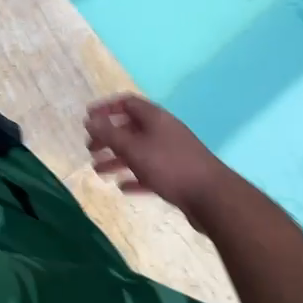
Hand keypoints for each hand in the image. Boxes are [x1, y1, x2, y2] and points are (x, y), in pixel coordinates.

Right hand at [85, 93, 237, 225]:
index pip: (126, 103)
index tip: (88, 119)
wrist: (214, 199)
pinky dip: (135, 178)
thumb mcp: (133, 147)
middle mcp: (163, 131)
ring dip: (117, 160)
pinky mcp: (179, 177)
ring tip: (99, 171)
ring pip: (139, 152)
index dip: (106, 108)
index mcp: (154, 118)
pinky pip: (151, 172)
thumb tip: (89, 120)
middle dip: (108, 138)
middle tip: (90, 149)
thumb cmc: (169, 166)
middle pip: (130, 129)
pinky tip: (123, 188)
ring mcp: (172, 154)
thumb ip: (109, 134)